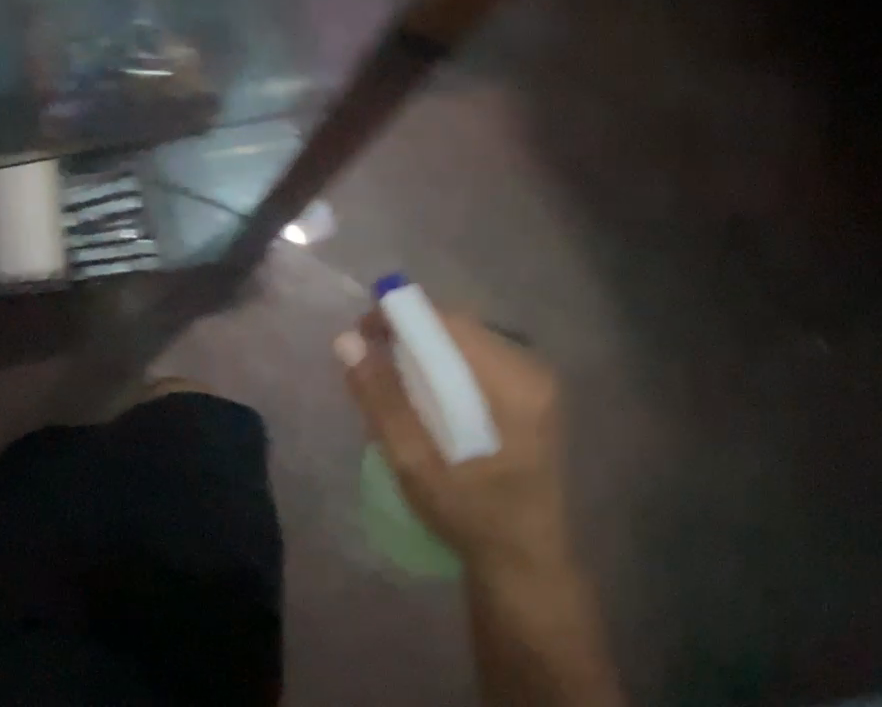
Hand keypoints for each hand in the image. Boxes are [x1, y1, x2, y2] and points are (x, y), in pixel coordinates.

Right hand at [339, 302, 570, 576]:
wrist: (524, 564)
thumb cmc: (471, 514)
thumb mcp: (416, 461)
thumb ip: (382, 398)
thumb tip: (346, 340)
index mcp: (513, 382)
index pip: (448, 322)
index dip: (398, 317)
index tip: (359, 335)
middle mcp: (532, 370)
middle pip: (456, 328)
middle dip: (407, 336)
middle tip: (367, 361)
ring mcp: (536, 383)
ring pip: (463, 343)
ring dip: (422, 352)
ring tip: (389, 383)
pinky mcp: (530, 397)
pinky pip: (475, 361)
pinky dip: (441, 368)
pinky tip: (422, 399)